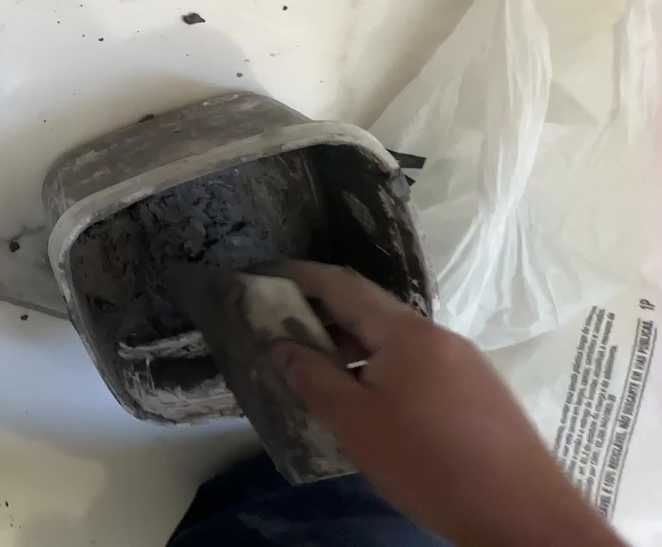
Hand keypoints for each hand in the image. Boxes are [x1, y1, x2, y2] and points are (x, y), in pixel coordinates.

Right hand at [269, 262, 618, 546]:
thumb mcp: (352, 420)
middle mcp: (440, 339)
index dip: (297, 275)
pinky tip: (363, 392)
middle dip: (320, 311)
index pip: (341, 284)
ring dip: (349, 342)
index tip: (262, 276)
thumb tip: (281, 345)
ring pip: (393, 338)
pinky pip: (416, 361)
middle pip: (368, 308)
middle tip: (279, 324)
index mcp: (408, 334)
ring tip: (314, 363)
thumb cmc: (430, 464)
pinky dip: (378, 363)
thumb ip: (309, 374)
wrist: (534, 531)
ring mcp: (468, 367)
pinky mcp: (481, 395)